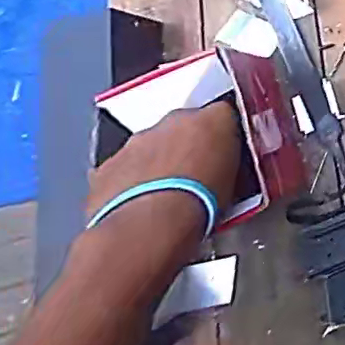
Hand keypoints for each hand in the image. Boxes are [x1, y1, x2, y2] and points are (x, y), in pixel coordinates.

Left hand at [84, 101, 242, 259]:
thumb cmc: (199, 204)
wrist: (151, 228)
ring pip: (150, 147)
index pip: (224, 116)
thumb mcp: (235, 183)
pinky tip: (137, 208)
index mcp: (215, 118)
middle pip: (183, 127)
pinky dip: (128, 184)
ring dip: (156, 165)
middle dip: (185, 147)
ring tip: (164, 199)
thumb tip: (224, 170)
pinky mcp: (110, 164)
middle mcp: (177, 120)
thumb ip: (228, 163)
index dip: (221, 137)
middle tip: (192, 179)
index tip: (220, 156)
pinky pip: (121, 169)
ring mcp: (139, 140)